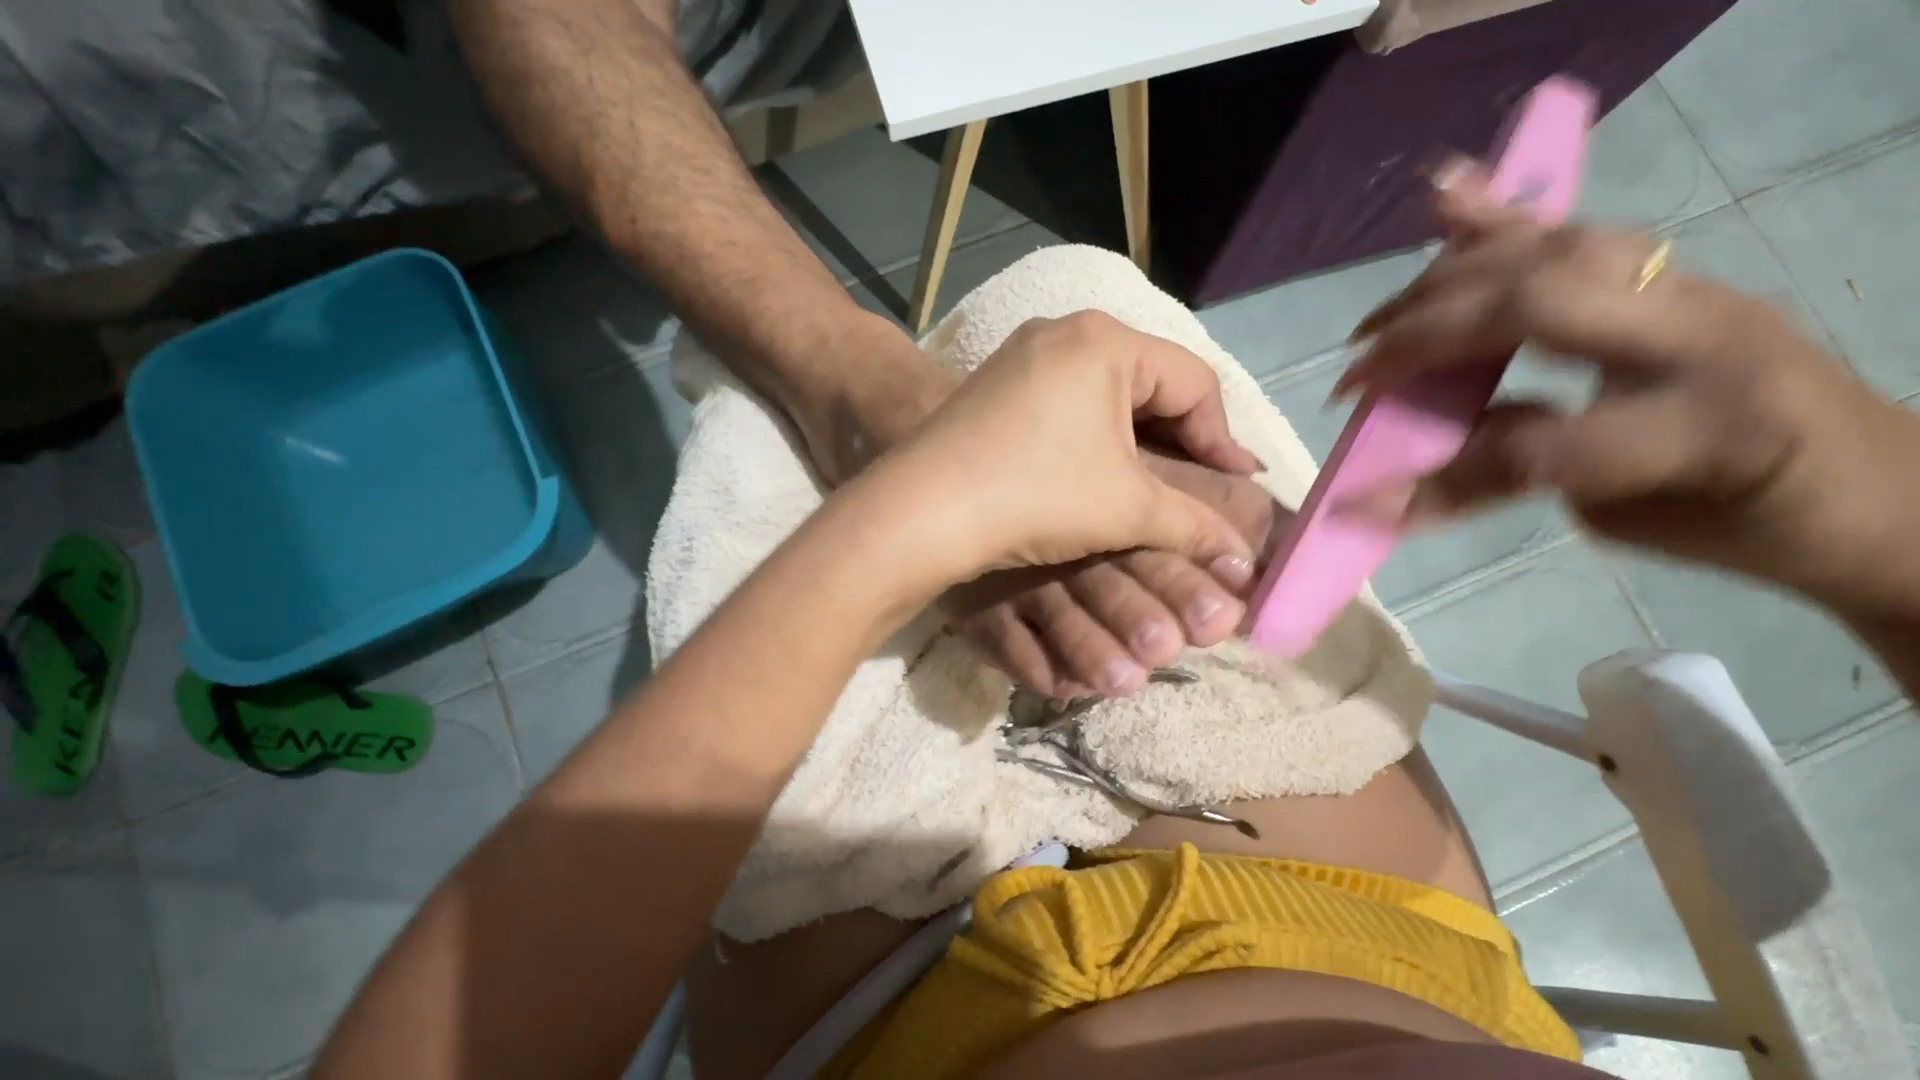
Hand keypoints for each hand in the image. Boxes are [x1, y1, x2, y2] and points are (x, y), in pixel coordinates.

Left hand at [870, 312, 1261, 680]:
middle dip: (1182, 439)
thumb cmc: (1036, 496)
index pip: (1194, 382)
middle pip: (1151, 381)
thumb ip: (1195, 524)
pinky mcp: (993, 385)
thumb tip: (1246, 556)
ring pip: (1106, 393)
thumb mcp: (1127, 509)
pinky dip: (1093, 437)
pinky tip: (1097, 476)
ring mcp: (1021, 354)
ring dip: (1138, 441)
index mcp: (1106, 341)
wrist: (922, 511)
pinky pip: (1066, 401)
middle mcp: (1063, 330)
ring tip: (1154, 488)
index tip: (1237, 486)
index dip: (1224, 438)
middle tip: (1201, 487)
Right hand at [1338, 167, 1919, 611]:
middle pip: (1534, 308)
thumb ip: (1530, 471)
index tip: (1359, 503)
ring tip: (1379, 321)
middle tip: (1355, 378)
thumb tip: (1426, 451)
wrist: (1875, 481)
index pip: (1540, 444)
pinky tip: (1439, 196)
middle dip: (1424, 337)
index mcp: (1710, 425)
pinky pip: (1576, 230)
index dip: (1440, 478)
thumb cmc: (1749, 523)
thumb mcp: (1630, 521)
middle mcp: (1703, 333)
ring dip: (1444, 281)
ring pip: (1548, 254)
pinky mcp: (1678, 270)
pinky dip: (1498, 216)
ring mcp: (1693, 287)